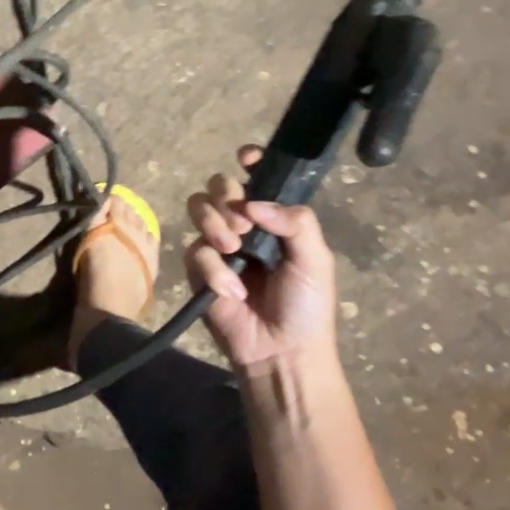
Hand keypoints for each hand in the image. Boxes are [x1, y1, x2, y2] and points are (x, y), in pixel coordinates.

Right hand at [184, 146, 338, 371]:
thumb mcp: (315, 261)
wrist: (282, 350)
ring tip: (232, 250)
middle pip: (219, 186)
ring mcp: (217, 244)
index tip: (246, 159)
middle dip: (225, 199)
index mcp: (274, 219)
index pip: (258, 179)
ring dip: (213, 225)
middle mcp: (243, 225)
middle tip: (241, 226)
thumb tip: (253, 204)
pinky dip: (213, 270)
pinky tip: (232, 291)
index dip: (250, 162)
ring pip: (198, 208)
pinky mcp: (197, 267)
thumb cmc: (307, 306)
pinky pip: (194, 251)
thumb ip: (295, 223)